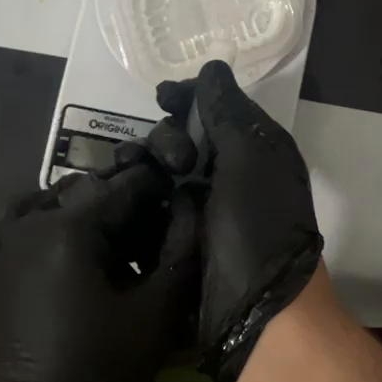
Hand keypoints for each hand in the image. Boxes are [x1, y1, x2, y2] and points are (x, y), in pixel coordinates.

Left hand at [0, 160, 198, 381]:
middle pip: (95, 188)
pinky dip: (65, 228)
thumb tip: (191, 200)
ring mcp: (9, 240)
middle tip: (159, 231)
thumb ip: (182, 249)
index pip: (130, 182)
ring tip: (124, 247)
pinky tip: (88, 260)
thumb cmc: (94, 368)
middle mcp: (34, 218)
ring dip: (96, 214)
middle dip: (130, 203)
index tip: (188, 199)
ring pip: (63, 201)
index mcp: (69, 222)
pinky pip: (38, 224)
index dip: (165, 187)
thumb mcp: (154, 314)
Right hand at [156, 60, 323, 381]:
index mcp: (256, 149)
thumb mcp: (249, 157)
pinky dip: (137, 194)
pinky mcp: (177, 240)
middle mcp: (230, 173)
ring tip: (136, 174)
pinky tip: (122, 193)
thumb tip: (213, 66)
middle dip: (168, 136)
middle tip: (170, 160)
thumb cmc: (259, 226)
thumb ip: (227, 110)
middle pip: (186, 136)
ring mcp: (203, 209)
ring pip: (163, 168)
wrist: (255, 315)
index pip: (218, 106)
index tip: (161, 95)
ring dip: (146, 164)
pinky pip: (151, 204)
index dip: (190, 96)